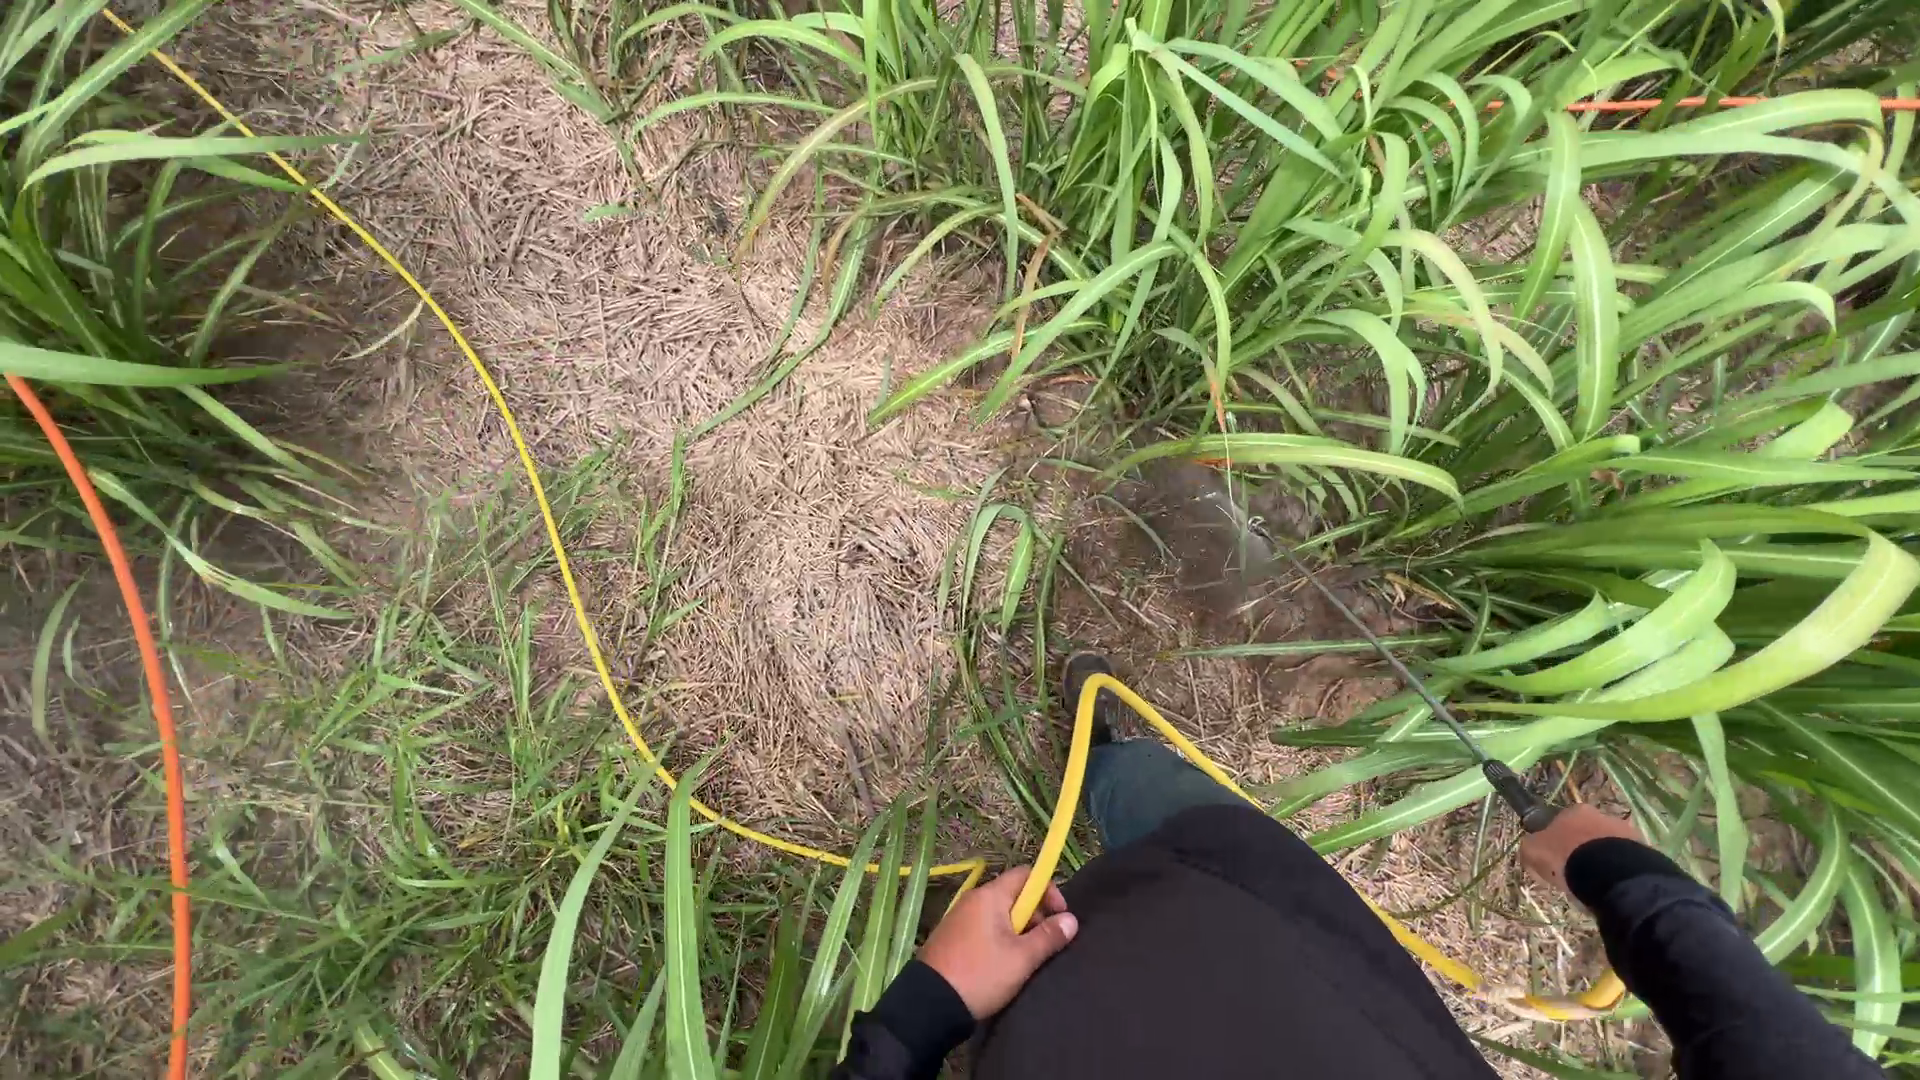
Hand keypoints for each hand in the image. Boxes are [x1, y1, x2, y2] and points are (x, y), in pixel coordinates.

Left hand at [920, 865, 1078, 1018]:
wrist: (930, 1003)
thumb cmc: (980, 974)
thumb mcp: (1021, 959)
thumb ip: (1048, 937)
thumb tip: (1071, 920)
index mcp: (990, 895)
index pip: (1025, 874)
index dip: (1047, 890)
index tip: (1060, 917)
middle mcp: (974, 899)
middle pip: (1013, 894)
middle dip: (1035, 914)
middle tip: (1044, 944)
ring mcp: (961, 917)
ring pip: (999, 913)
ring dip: (1018, 929)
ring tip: (1026, 958)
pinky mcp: (953, 935)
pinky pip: (985, 926)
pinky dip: (1000, 938)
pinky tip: (1004, 963)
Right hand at [1520, 803, 1644, 898]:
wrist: (1615, 878)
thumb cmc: (1568, 858)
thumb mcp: (1532, 852)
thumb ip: (1531, 849)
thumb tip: (1534, 855)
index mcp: (1575, 810)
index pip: (1561, 821)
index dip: (1556, 839)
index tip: (1553, 857)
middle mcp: (1604, 816)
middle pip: (1589, 834)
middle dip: (1583, 850)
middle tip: (1575, 872)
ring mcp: (1630, 835)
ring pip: (1611, 850)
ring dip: (1605, 863)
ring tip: (1598, 886)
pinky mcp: (1650, 856)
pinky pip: (1630, 866)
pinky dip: (1621, 876)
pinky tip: (1614, 890)